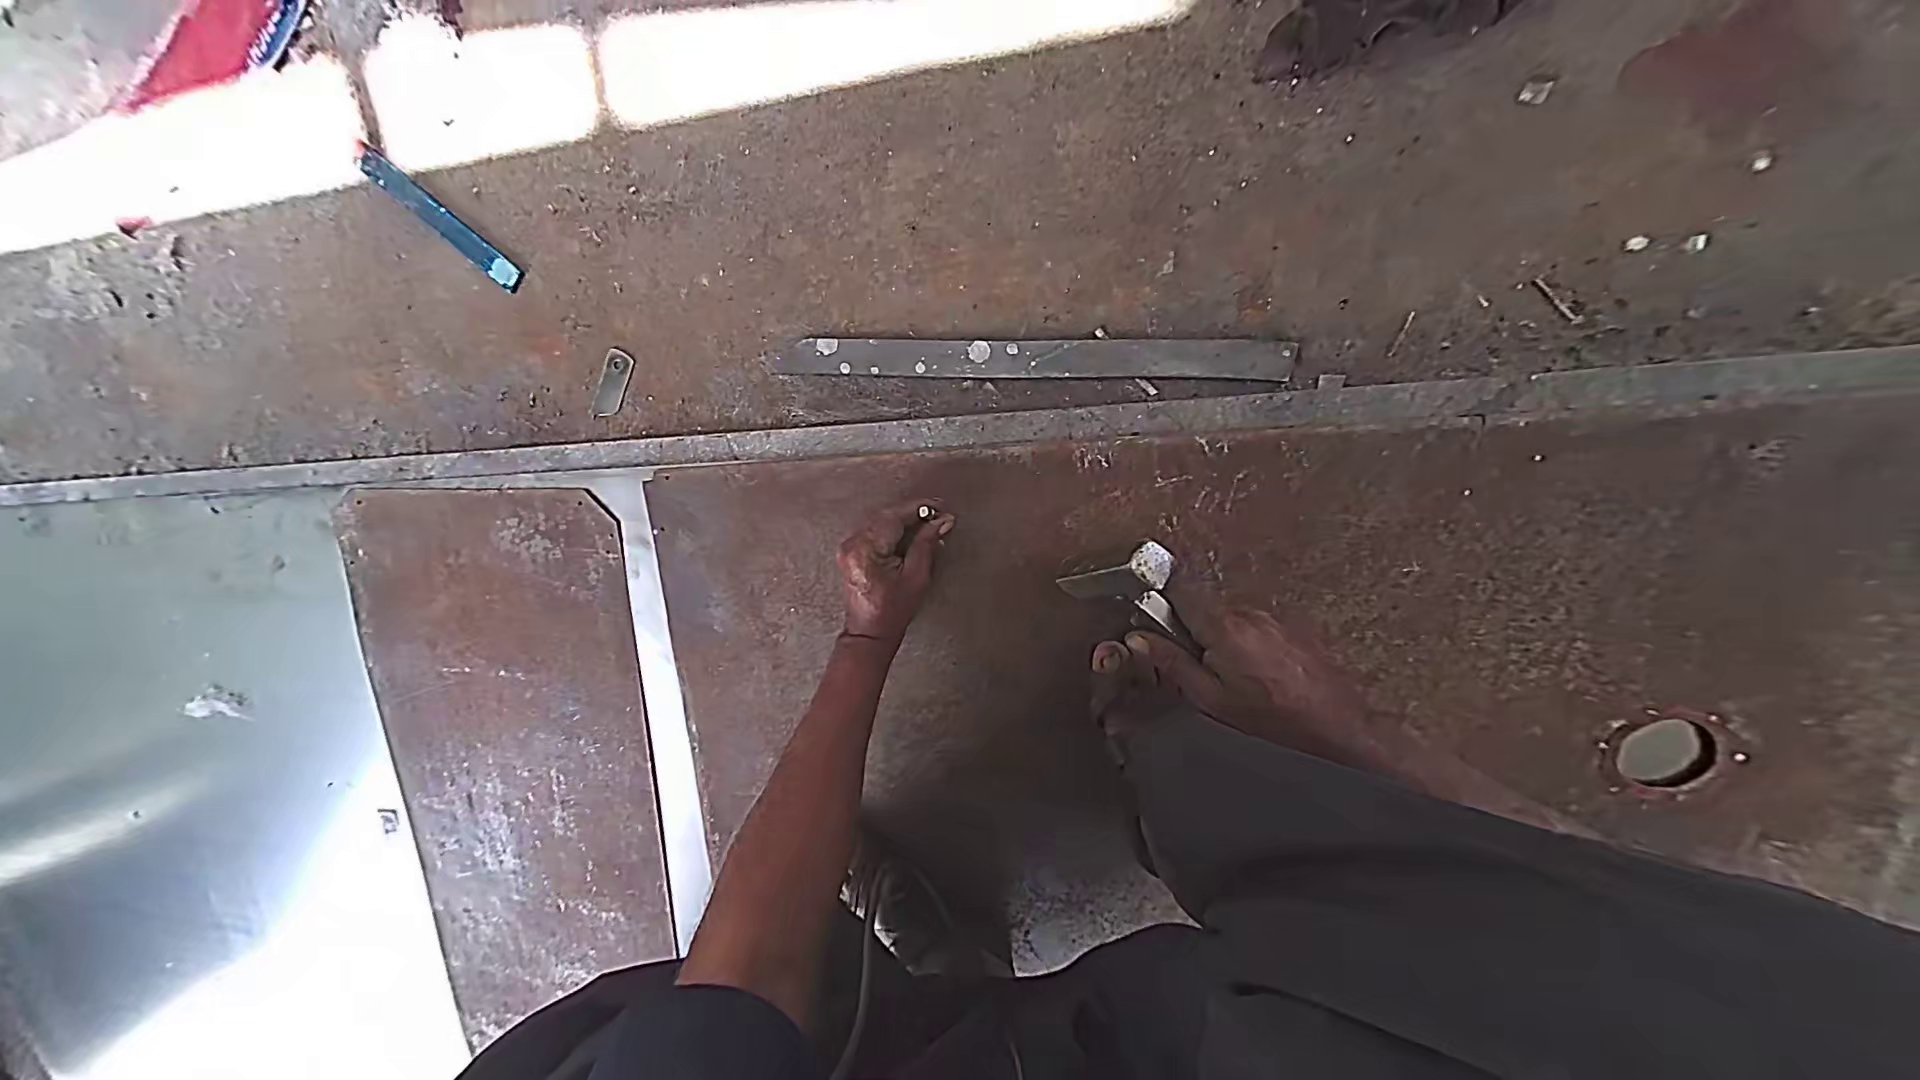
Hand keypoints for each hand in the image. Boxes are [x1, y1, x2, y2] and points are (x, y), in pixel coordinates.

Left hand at [838, 500, 955, 644]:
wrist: (870, 631)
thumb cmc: (891, 611)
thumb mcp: (917, 576)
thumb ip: (927, 544)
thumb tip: (940, 522)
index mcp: (867, 550)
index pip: (894, 516)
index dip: (919, 508)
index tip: (938, 508)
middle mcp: (853, 545)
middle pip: (886, 515)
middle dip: (912, 513)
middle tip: (935, 516)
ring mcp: (848, 547)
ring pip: (879, 520)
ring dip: (902, 519)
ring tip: (924, 525)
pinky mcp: (850, 551)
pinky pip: (872, 529)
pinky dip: (891, 528)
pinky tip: (906, 533)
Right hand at [1115, 591, 1367, 748]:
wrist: (1338, 731)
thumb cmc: (1277, 721)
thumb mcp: (1209, 698)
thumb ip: (1171, 663)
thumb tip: (1140, 640)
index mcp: (1224, 627)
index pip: (1178, 587)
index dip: (1158, 596)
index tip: (1148, 609)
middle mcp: (1249, 614)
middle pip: (1200, 604)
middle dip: (1189, 628)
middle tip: (1192, 662)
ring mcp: (1270, 620)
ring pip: (1225, 618)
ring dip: (1217, 639)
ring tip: (1228, 676)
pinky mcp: (1286, 629)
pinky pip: (1249, 628)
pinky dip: (1242, 646)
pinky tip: (1251, 676)